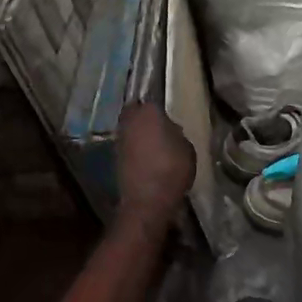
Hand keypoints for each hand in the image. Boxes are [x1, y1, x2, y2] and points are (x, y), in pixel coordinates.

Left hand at [116, 102, 196, 229]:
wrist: (147, 199)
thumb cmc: (172, 168)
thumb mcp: (187, 148)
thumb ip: (177, 134)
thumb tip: (170, 131)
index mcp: (149, 111)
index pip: (154, 102)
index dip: (162, 112)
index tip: (169, 122)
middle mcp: (130, 119)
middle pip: (136, 112)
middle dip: (144, 118)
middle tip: (159, 129)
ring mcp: (120, 137)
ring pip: (130, 128)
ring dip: (138, 133)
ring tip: (153, 145)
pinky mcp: (114, 155)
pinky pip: (127, 145)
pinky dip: (134, 148)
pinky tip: (145, 158)